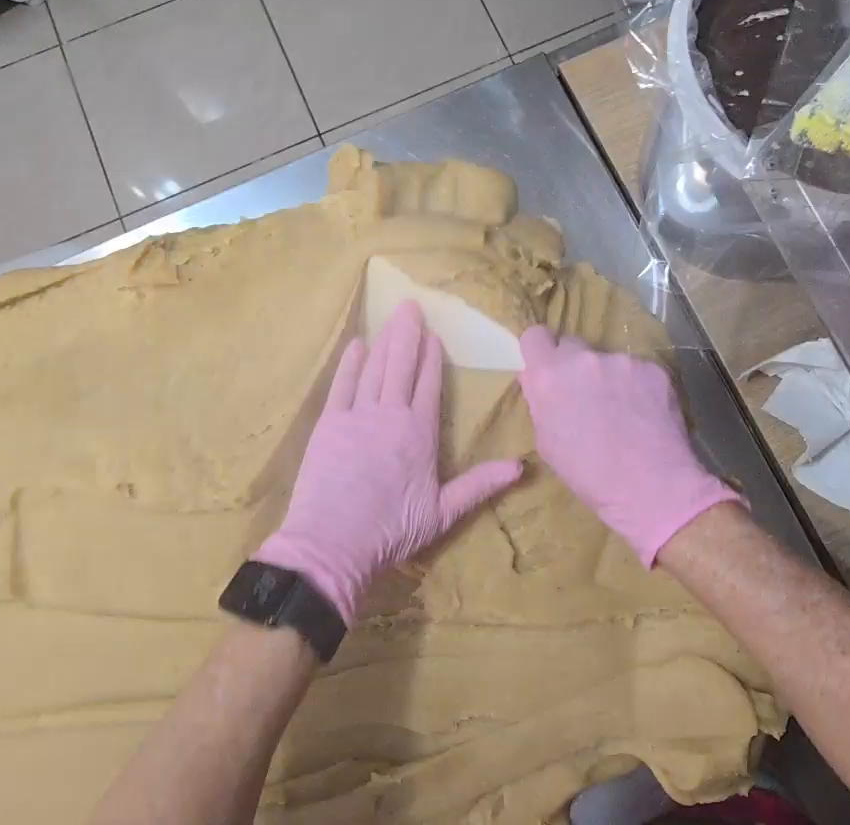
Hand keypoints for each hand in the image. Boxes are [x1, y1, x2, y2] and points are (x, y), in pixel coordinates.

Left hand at [255, 301, 523, 625]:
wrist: (332, 545)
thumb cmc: (391, 531)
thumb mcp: (443, 513)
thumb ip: (480, 485)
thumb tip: (521, 467)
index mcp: (420, 433)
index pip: (430, 385)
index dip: (433, 359)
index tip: (435, 335)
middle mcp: (391, 415)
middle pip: (401, 366)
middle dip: (408, 334)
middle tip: (410, 305)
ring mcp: (357, 416)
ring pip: (374, 369)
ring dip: (384, 341)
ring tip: (391, 317)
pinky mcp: (328, 425)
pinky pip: (341, 385)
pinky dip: (349, 364)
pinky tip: (356, 345)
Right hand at [518, 326, 740, 566]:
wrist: (651, 487)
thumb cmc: (589, 474)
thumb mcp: (547, 442)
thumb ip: (541, 403)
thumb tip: (539, 381)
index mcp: (549, 376)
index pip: (534, 335)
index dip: (540, 351)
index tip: (547, 368)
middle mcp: (583, 359)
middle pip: (572, 344)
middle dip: (574, 366)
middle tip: (585, 395)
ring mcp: (621, 361)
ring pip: (608, 360)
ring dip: (608, 378)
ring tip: (622, 412)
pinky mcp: (653, 369)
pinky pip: (637, 371)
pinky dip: (637, 387)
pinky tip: (644, 414)